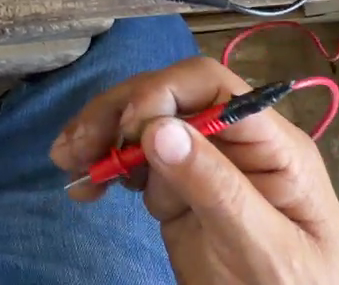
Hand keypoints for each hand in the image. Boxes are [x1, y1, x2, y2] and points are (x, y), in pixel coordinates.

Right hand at [51, 57, 338, 284]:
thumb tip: (158, 129)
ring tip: (67, 161)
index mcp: (271, 143)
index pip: (209, 85)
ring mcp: (202, 162)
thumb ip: (218, 190)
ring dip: (99, 137)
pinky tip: (85, 187)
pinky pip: (132, 159)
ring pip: (139, 123)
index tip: (129, 131)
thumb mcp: (267, 253)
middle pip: (163, 97)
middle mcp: (233, 140)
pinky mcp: (176, 186)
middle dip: (116, 116)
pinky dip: (103, 166)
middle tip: (77, 147)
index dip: (162, 92)